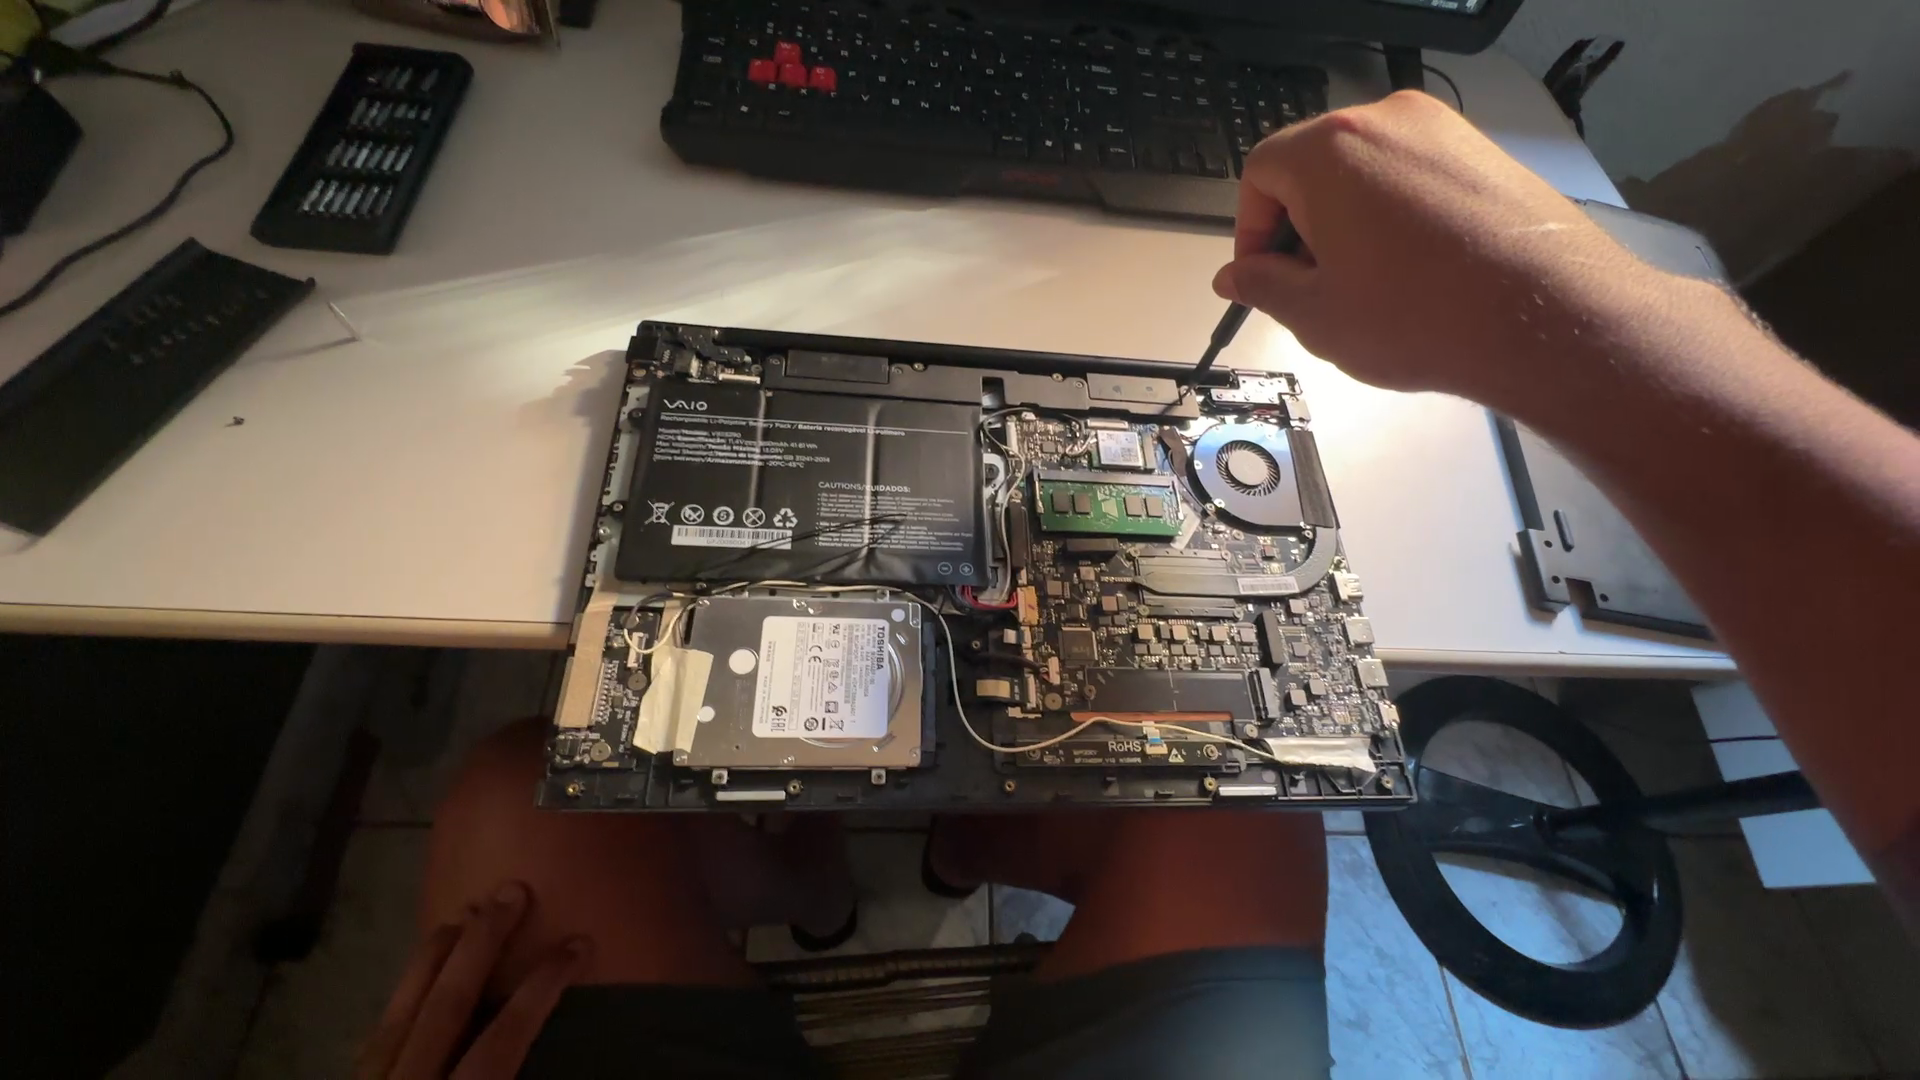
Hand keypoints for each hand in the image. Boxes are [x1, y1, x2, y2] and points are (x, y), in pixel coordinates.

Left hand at [355, 881, 590, 1079]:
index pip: (503, 1037)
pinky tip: (415, 979)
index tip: (579, 944)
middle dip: (481, 945)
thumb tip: (569, 1046)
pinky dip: (399, 999)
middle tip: (512, 892)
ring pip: (397, 1015)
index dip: (542, 987)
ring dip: (432, 959)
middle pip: (445, 1006)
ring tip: (462, 913)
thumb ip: (525, 1070)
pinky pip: (373, 1038)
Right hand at [1215, 91, 1659, 404]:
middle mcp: (1386, 122)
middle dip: (1296, 226)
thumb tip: (1237, 276)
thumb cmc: (1421, 315)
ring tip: (1360, 285)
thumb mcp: (1312, 313)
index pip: (1259, 172)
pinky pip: (1410, 177)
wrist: (1544, 319)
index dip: (1250, 230)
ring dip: (1342, 224)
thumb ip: (1261, 286)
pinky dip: (1390, 217)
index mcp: (1330, 151)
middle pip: (1310, 166)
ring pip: (1361, 172)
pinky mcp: (1481, 153)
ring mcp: (1442, 132)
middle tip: (1307, 285)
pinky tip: (1405, 271)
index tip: (1262, 275)